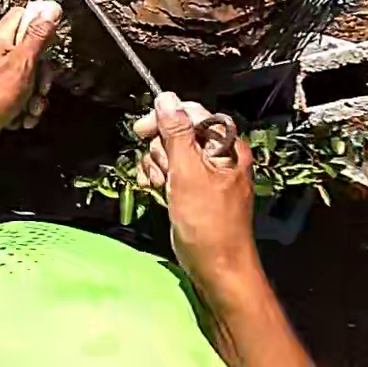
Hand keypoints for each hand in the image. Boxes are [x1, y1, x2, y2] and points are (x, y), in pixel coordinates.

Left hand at [0, 0, 61, 154]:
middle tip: (39, 86)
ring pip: (30, 78)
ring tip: (29, 108)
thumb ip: (38, 36)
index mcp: (0, 38)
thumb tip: (51, 9)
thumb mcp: (22, 63)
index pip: (25, 15)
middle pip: (33, 51)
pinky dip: (25, 110)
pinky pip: (22, 97)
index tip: (51, 44)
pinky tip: (22, 119)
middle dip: (42, 74)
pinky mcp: (0, 95)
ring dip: (36, 97)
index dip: (42, 26)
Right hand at [132, 92, 257, 280]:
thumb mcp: (189, 173)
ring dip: (157, 166)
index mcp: (226, 145)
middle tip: (163, 172)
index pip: (190, 113)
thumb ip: (176, 134)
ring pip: (168, 152)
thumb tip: (166, 99)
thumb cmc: (207, 222)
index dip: (164, 119)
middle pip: (176, 132)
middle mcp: (217, 154)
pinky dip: (158, 177)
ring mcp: (204, 172)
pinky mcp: (192, 188)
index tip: (141, 131)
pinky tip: (155, 189)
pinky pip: (169, 170)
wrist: (217, 266)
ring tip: (162, 186)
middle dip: (161, 149)